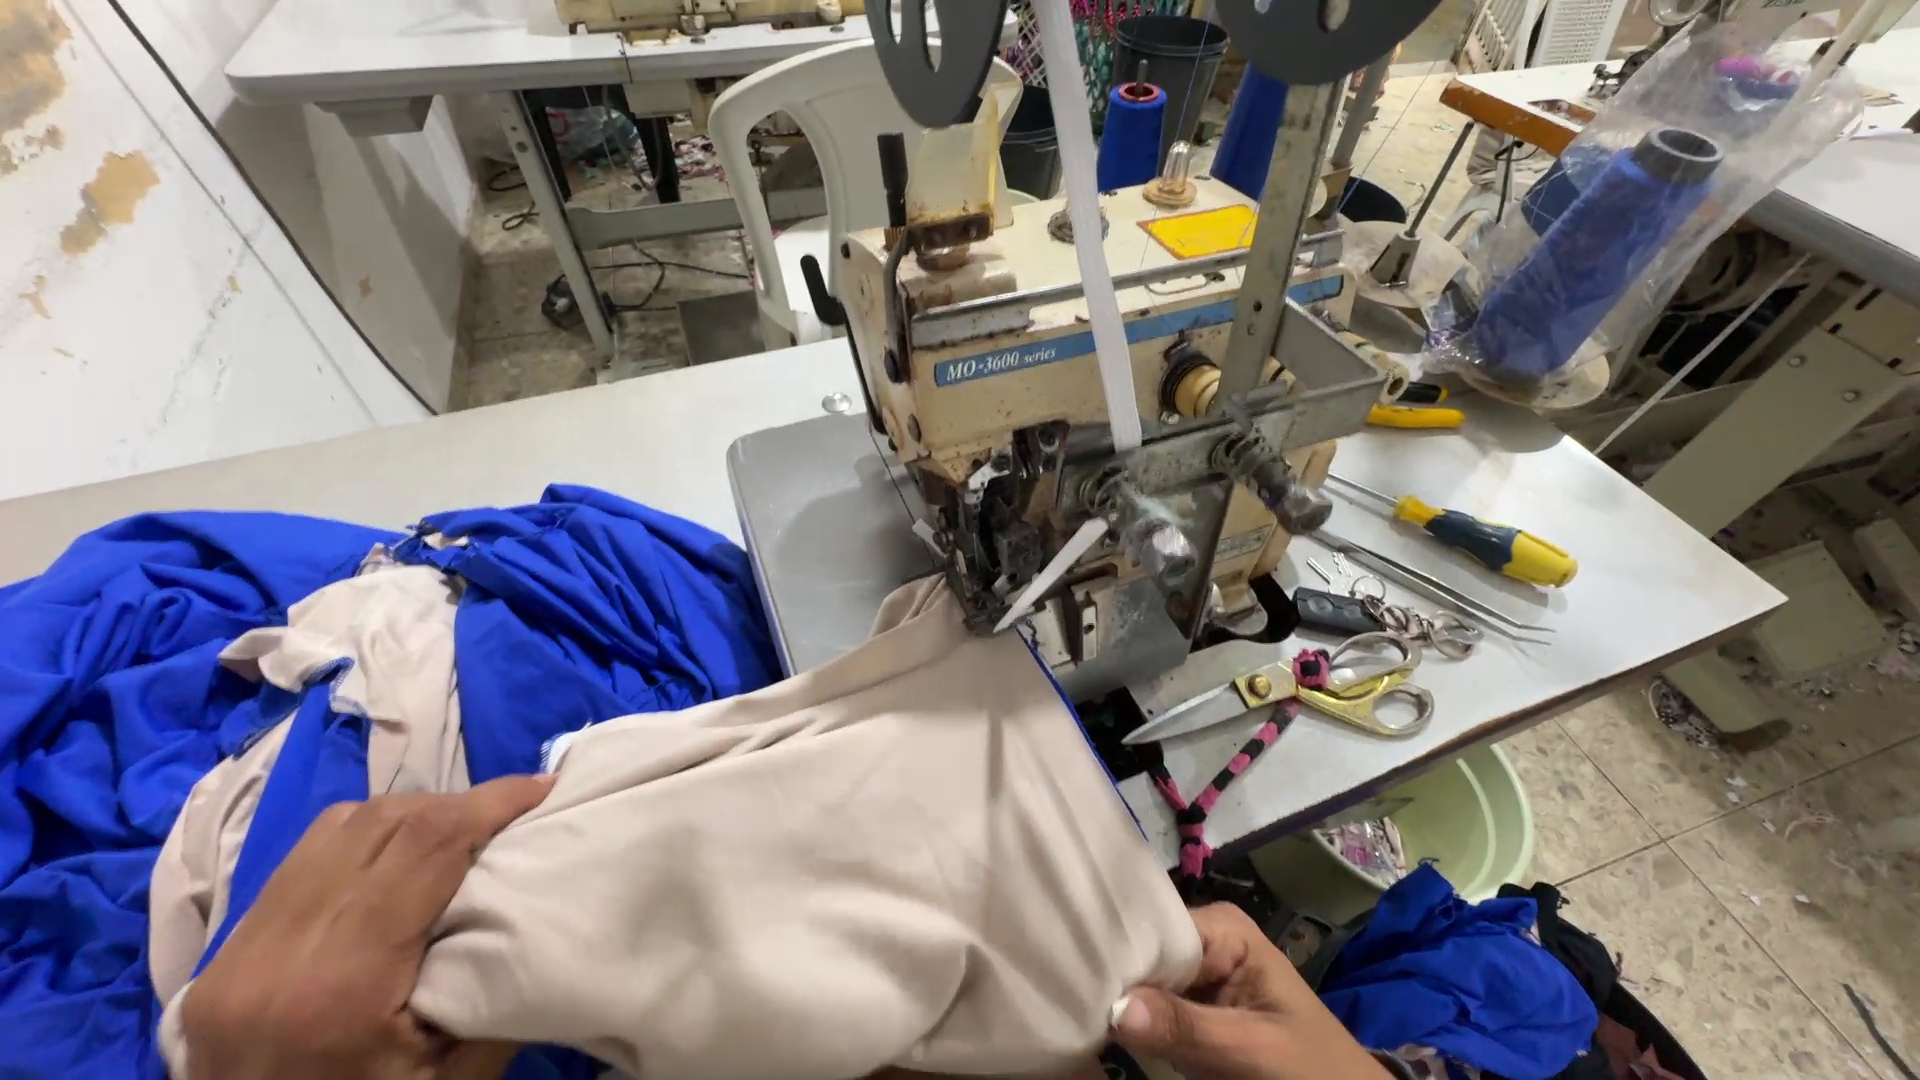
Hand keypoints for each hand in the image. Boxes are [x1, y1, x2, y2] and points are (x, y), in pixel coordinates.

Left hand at [180, 775, 554, 1079]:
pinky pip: (306, 855)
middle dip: (462, 802)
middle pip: (384, 821)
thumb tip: (539, 883)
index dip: (492, 801)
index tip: (545, 788)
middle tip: (514, 811)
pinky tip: (401, 857)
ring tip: (463, 830)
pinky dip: (367, 836)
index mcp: (340, 987)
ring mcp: (236, 954)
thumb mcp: (461, 1073)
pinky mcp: (221, 957)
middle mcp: (276, 955)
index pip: (425, 844)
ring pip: (341, 825)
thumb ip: (501, 976)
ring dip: (415, 813)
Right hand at [1109, 904, 1389, 1079]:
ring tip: (1083, 1013)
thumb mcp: (1256, 1049)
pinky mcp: (1190, 1013)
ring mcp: (1194, 979)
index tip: (1082, 976)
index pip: (1153, 929)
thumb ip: (1189, 1028)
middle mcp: (1201, 942)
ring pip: (1139, 984)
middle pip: (1141, 954)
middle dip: (1116, 983)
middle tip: (1077, 1000)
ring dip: (1118, 1006)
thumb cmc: (1317, 1070)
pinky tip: (1103, 1030)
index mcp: (1222, 928)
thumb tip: (1116, 1009)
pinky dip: (1132, 1027)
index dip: (1120, 956)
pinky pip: (1149, 1013)